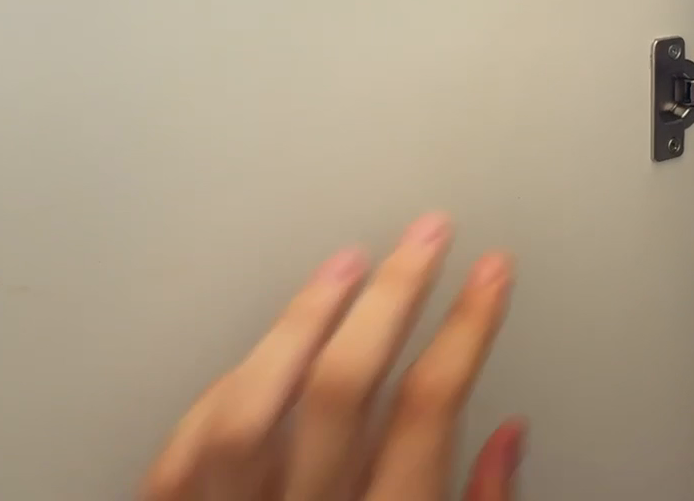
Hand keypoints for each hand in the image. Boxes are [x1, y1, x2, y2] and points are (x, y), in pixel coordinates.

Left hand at [142, 213, 523, 500]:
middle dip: (394, 295)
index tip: (493, 270)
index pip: (429, 412)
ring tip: (345, 261)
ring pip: (248, 410)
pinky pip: (181, 459)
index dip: (468, 327)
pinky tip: (264, 348)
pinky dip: (224, 391)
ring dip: (300, 320)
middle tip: (426, 234)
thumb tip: (512, 435)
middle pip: (341, 391)